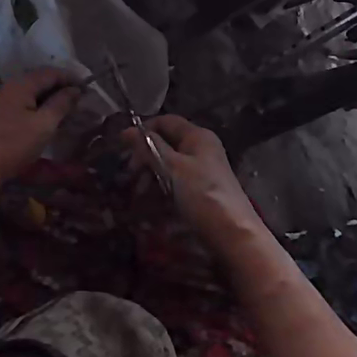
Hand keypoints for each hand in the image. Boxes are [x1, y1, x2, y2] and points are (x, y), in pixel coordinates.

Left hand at [0, 68, 82, 178]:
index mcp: (21, 84)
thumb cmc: (14, 143)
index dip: (71, 77)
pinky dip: (37, 107)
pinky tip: (45, 118)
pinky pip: (22, 103)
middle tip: (80, 99)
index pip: (50, 72)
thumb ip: (61, 104)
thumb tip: (75, 90)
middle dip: (60, 87)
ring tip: (66, 109)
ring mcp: (0, 100)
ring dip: (49, 98)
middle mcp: (9, 87)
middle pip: (39, 80)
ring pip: (30, 93)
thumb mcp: (43, 124)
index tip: (88, 87)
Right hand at [122, 116, 266, 249]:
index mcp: (198, 136)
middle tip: (130, 174)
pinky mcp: (201, 190)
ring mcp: (202, 170)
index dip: (143, 130)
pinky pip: (175, 181)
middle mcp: (201, 149)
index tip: (123, 148)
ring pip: (168, 164)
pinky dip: (161, 187)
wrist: (234, 235)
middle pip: (165, 143)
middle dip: (145, 156)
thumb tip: (127, 130)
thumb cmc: (202, 195)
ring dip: (150, 174)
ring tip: (139, 192)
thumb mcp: (172, 167)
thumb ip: (149, 147)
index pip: (165, 121)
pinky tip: (151, 201)